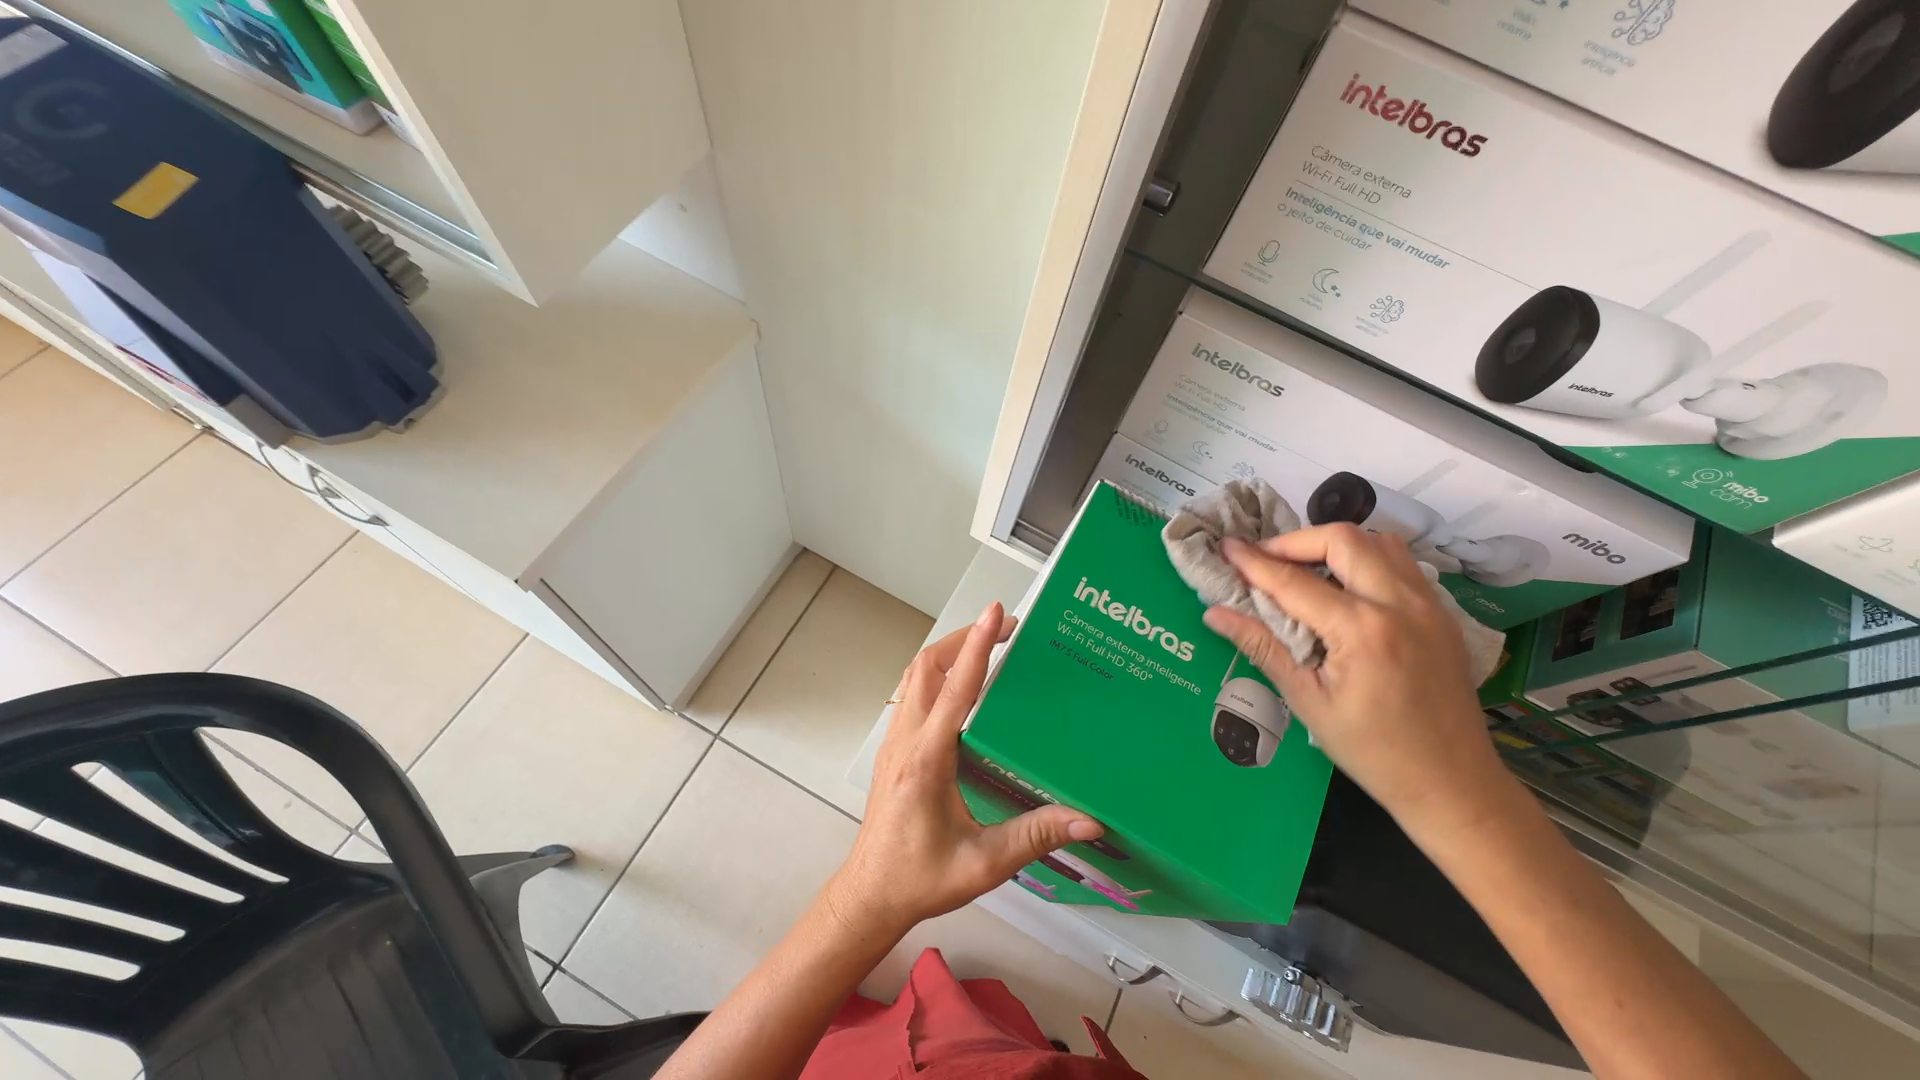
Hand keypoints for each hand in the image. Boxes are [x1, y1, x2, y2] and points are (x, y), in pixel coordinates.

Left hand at [827, 603, 1104, 937]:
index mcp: (926, 761)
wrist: (871, 894)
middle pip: (927, 667)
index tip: (995, 612)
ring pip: (914, 678)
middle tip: (1004, 627)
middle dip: (964, 637)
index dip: (977, 646)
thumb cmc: (921, 879)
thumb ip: (1035, 837)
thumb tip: (1088, 821)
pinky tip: (963, 686)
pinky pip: (912, 695)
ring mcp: (894, 744)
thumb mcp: (984, 863)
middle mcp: (905, 742)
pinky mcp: (894, 751)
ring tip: (987, 646)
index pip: (954, 689)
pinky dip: (937, 675)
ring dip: (948, 653)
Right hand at [1201, 525, 1508, 833]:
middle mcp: (1399, 603)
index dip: (1254, 562)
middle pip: (1342, 538)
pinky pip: (1402, 564)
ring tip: (1305, 570)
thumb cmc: (1373, 752)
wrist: (1452, 783)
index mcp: (1362, 630)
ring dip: (1335, 546)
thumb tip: (1215, 613)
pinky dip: (1367, 561)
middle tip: (1265, 560)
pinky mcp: (1442, 613)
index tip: (1226, 547)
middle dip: (1296, 540)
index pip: (1294, 580)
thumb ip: (1263, 647)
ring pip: (1378, 542)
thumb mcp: (1308, 701)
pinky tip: (1345, 590)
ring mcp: (1428, 604)